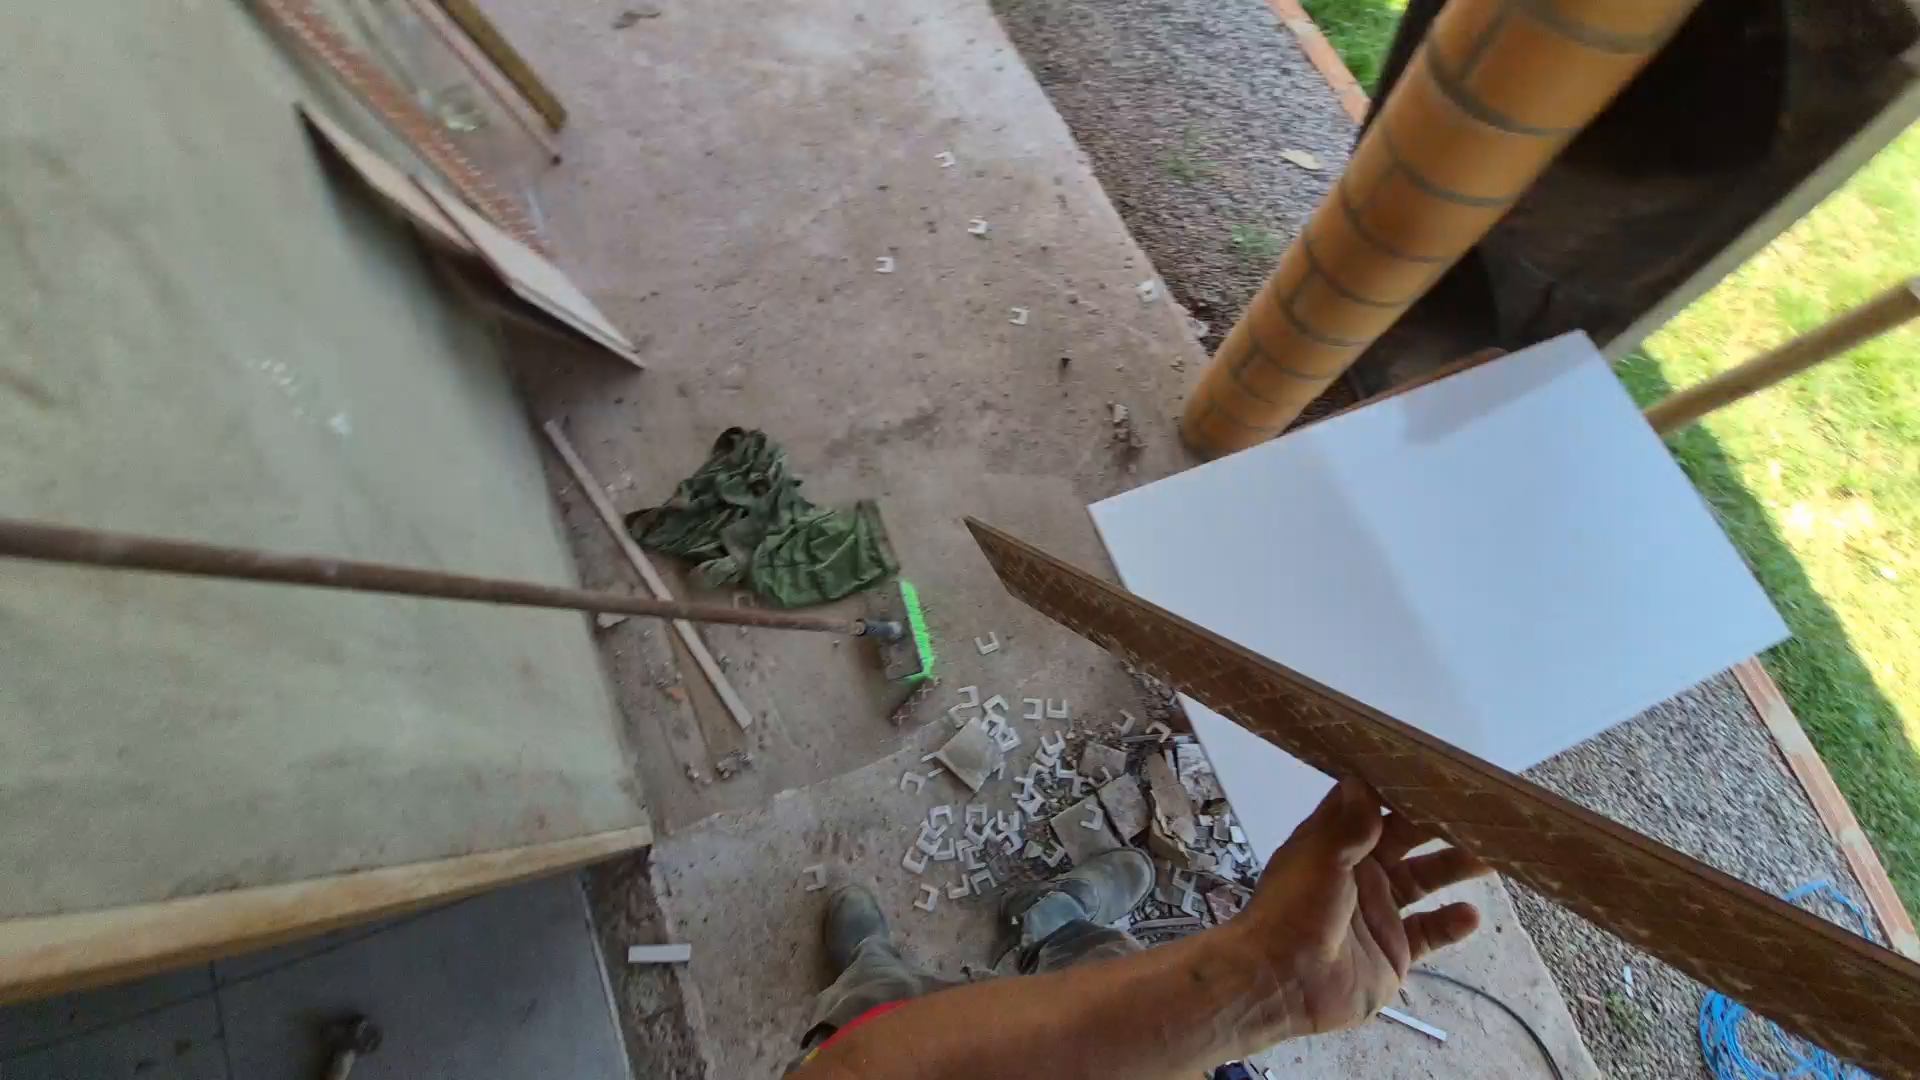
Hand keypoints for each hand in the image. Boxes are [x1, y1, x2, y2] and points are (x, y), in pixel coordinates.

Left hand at [1236, 779, 1489, 1037]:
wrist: (1285, 980)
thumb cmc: (1295, 908)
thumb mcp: (1320, 858)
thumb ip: (1347, 825)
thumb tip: (1362, 780)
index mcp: (1332, 841)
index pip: (1366, 805)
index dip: (1394, 788)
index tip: (1428, 771)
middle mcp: (1357, 870)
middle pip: (1403, 839)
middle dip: (1436, 824)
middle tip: (1477, 811)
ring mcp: (1376, 909)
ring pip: (1423, 880)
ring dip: (1453, 867)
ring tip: (1492, 855)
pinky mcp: (1393, 949)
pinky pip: (1429, 932)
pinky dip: (1451, 924)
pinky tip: (1471, 913)